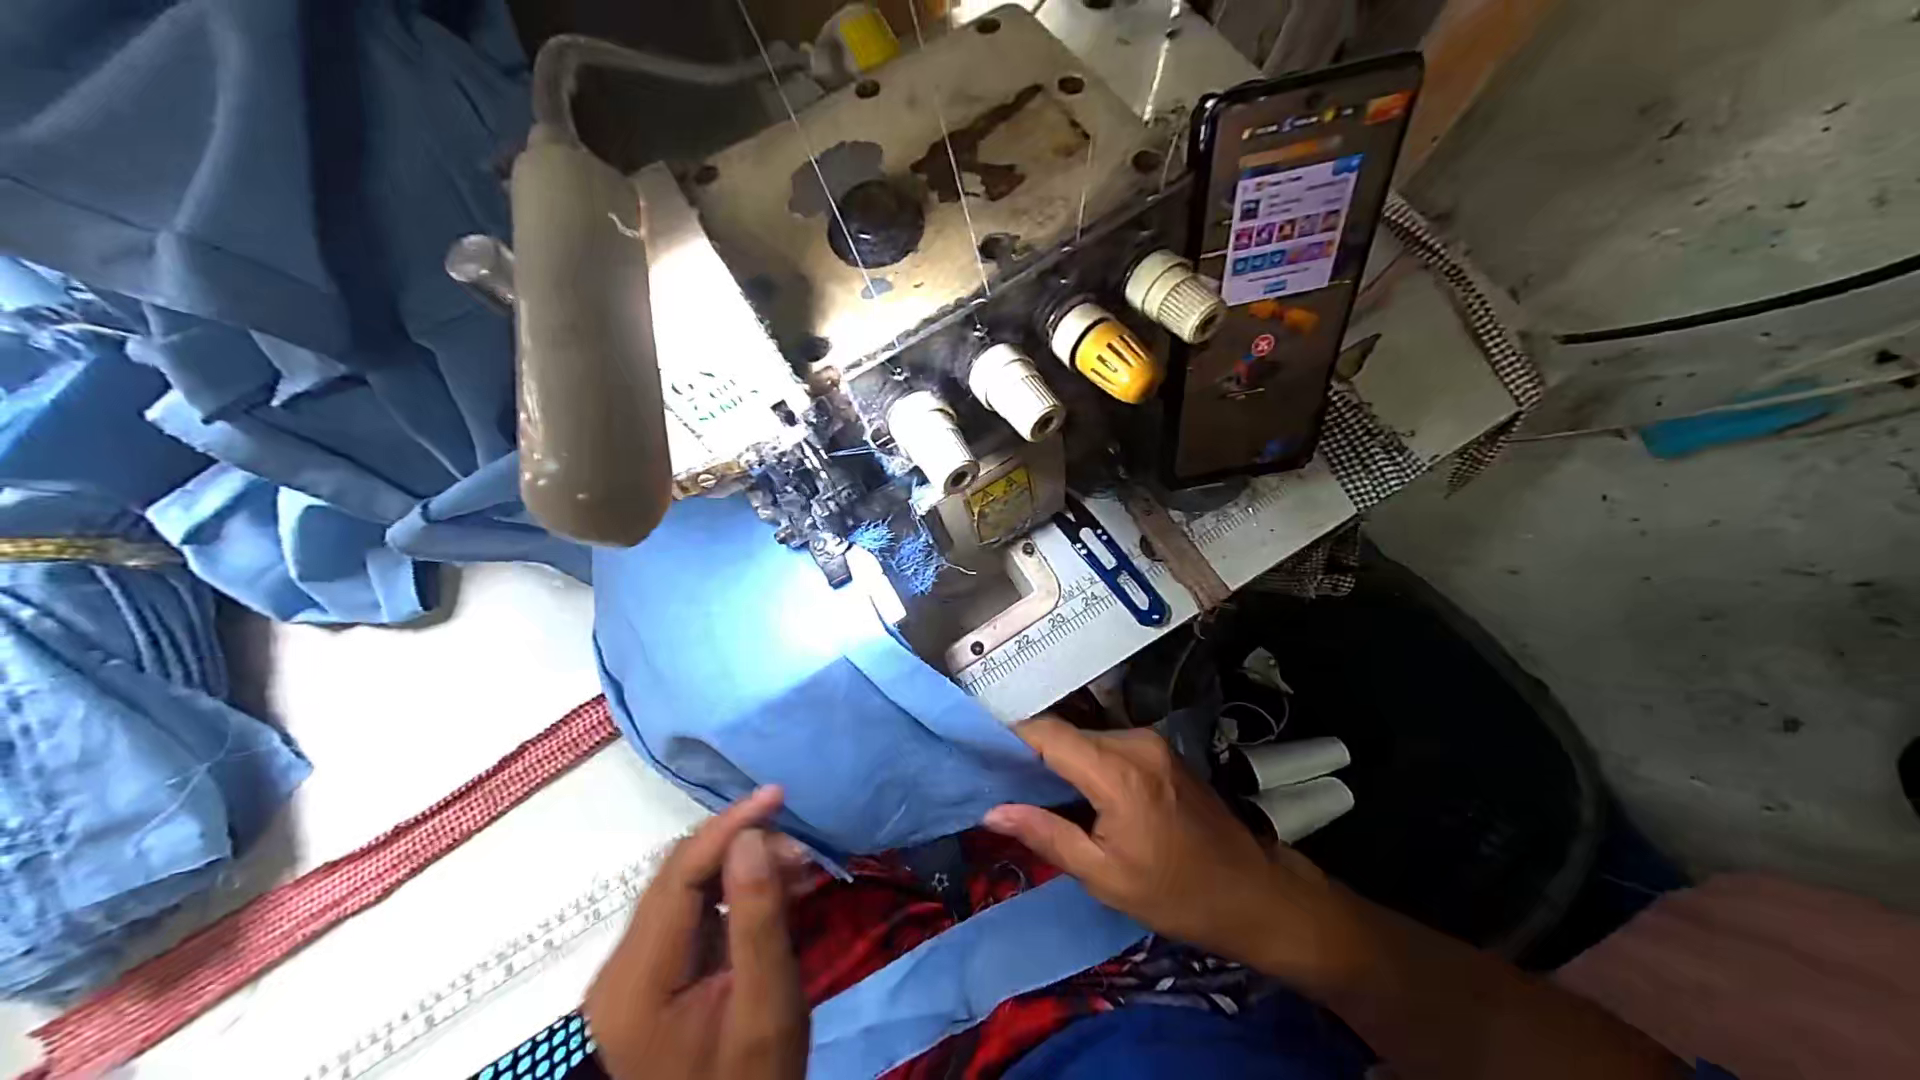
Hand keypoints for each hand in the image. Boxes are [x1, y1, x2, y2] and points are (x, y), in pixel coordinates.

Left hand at [584, 787, 808, 1079]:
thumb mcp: (767, 1006)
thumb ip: (759, 920)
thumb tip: (752, 836)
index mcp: (635, 982)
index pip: (677, 875)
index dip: (727, 827)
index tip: (776, 796)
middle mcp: (619, 968)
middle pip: (677, 876)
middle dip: (739, 845)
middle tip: (799, 845)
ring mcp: (632, 973)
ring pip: (685, 888)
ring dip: (740, 865)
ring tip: (796, 864)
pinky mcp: (652, 975)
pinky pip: (692, 912)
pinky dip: (734, 892)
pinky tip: (774, 888)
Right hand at [983, 715, 1356, 978]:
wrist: (1254, 893)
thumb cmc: (1178, 893)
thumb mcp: (1104, 877)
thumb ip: (1046, 835)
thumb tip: (992, 811)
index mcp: (1117, 771)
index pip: (1047, 734)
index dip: (1008, 735)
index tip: (976, 748)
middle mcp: (1133, 742)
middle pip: (1065, 733)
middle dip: (1029, 750)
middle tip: (996, 777)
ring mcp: (1150, 742)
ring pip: (1084, 737)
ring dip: (1055, 756)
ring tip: (1026, 786)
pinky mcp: (1158, 750)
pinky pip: (1106, 744)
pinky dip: (1080, 759)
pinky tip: (1068, 787)